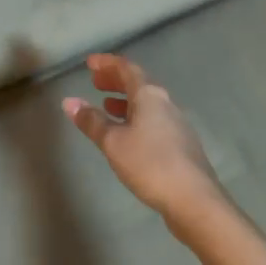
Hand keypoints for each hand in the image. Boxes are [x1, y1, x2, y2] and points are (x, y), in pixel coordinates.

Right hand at [62, 53, 229, 237]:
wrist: (196, 202)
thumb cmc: (150, 164)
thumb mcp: (113, 142)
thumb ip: (91, 121)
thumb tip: (68, 102)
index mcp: (149, 95)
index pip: (126, 68)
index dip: (106, 63)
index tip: (89, 62)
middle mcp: (166, 104)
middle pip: (138, 84)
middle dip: (115, 81)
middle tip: (95, 82)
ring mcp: (178, 125)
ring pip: (147, 104)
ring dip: (125, 101)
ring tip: (107, 107)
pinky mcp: (182, 146)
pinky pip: (155, 121)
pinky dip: (137, 119)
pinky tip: (129, 136)